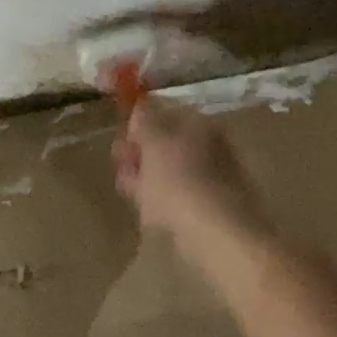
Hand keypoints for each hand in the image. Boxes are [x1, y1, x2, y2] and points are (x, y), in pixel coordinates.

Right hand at [111, 98, 261, 254]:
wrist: (216, 232)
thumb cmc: (180, 184)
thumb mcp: (155, 144)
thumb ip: (145, 121)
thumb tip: (141, 103)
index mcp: (197, 124)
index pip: (161, 112)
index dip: (136, 124)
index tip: (120, 143)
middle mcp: (205, 143)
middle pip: (159, 141)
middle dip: (136, 154)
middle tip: (124, 169)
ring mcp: (206, 173)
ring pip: (161, 169)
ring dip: (142, 178)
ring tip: (136, 195)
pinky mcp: (203, 200)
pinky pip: (171, 192)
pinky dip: (157, 198)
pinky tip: (151, 211)